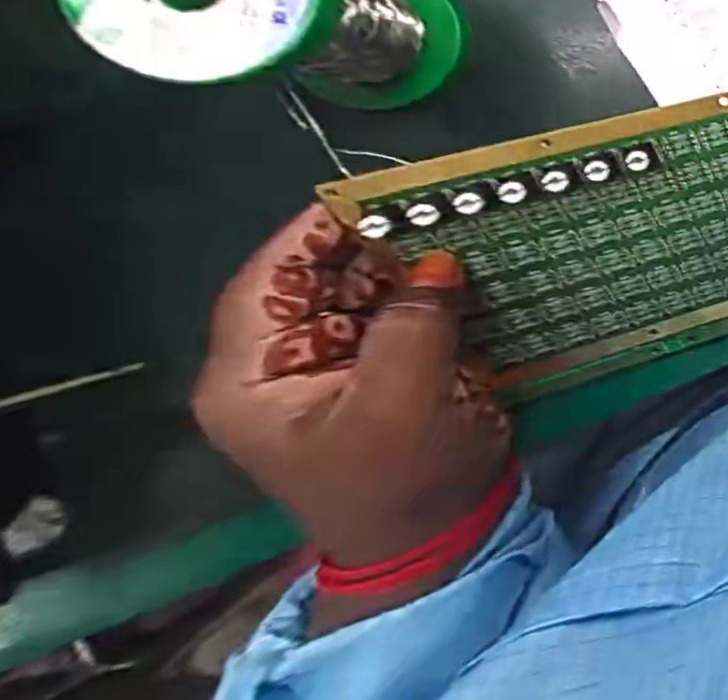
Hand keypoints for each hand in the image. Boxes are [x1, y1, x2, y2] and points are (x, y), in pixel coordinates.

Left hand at [192, 206, 510, 574]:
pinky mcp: (393, 361)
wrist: (442, 532)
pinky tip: (470, 263)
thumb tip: (440, 260)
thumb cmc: (401, 480)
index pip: (269, 281)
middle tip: (436, 206)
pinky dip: (437, 285)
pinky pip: (409, 307)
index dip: (314, 232)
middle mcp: (294, 358)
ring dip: (415, 259)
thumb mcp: (401, 403)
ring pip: (373, 287)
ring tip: (459, 223)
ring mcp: (347, 358)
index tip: (376, 195)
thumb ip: (415, 324)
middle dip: (378, 241)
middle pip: (325, 277)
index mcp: (257, 375)